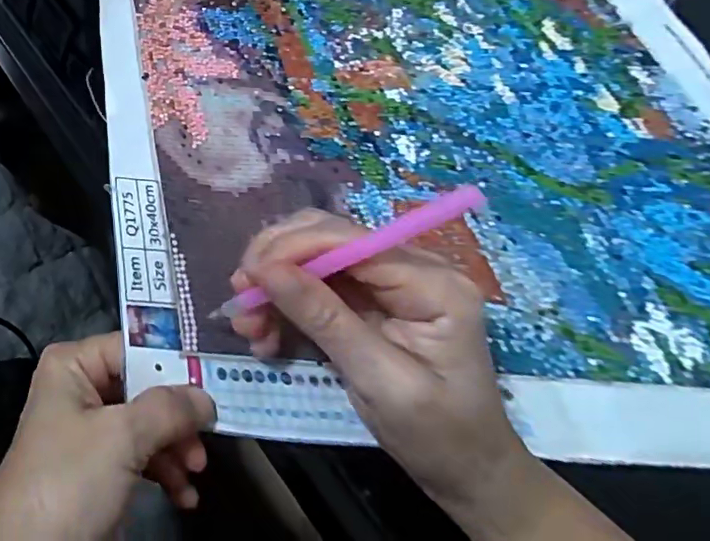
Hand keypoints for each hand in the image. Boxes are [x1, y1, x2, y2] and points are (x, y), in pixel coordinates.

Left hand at [0, 332, 216, 539]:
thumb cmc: (69, 478)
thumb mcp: (120, 437)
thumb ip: (166, 410)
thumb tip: (204, 394)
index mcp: (72, 364)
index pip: (130, 347)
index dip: (170, 364)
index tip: (211, 384)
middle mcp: (78, 388)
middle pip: (141, 388)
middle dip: (175, 418)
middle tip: (203, 444)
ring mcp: (85, 429)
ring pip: (143, 425)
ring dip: (173, 449)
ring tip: (193, 476)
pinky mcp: (94, 467)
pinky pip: (137, 456)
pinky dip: (162, 472)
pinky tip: (182, 495)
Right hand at [231, 211, 537, 525]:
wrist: (469, 474)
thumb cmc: (439, 435)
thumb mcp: (380, 381)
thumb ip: (323, 319)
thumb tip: (264, 270)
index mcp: (430, 282)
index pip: (347, 239)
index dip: (290, 249)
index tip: (247, 279)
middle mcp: (407, 265)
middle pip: (321, 235)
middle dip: (274, 264)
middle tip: (240, 297)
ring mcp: (384, 278)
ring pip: (307, 255)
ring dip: (272, 287)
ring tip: (248, 327)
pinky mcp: (364, 295)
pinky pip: (309, 282)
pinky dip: (281, 304)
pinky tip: (265, 335)